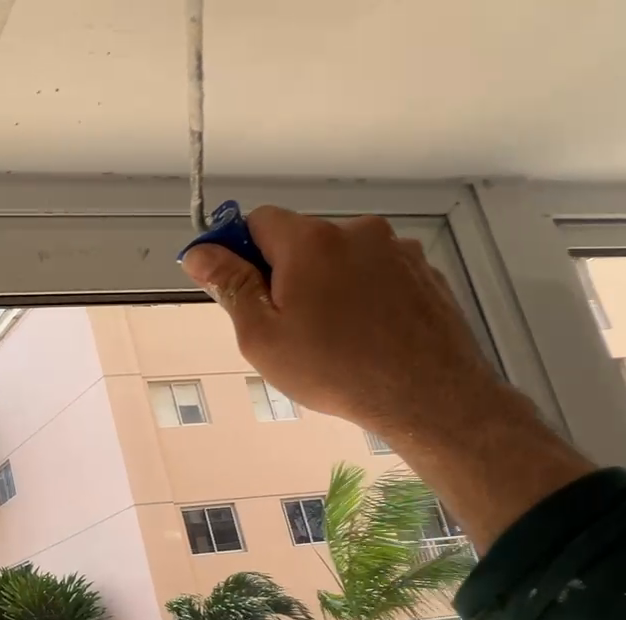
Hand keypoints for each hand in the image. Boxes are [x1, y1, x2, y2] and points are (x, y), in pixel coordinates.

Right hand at [180, 206, 594, 548]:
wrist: (424, 393)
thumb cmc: (331, 368)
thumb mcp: (261, 334)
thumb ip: (231, 286)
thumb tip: (200, 253)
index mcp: (311, 242)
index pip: (257, 220)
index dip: (235, 250)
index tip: (230, 286)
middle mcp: (357, 232)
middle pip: (299, 240)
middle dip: (280, 273)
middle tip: (277, 326)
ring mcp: (395, 250)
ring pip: (336, 258)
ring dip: (320, 285)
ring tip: (323, 336)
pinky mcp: (421, 272)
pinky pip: (371, 273)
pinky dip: (355, 295)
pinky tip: (357, 335)